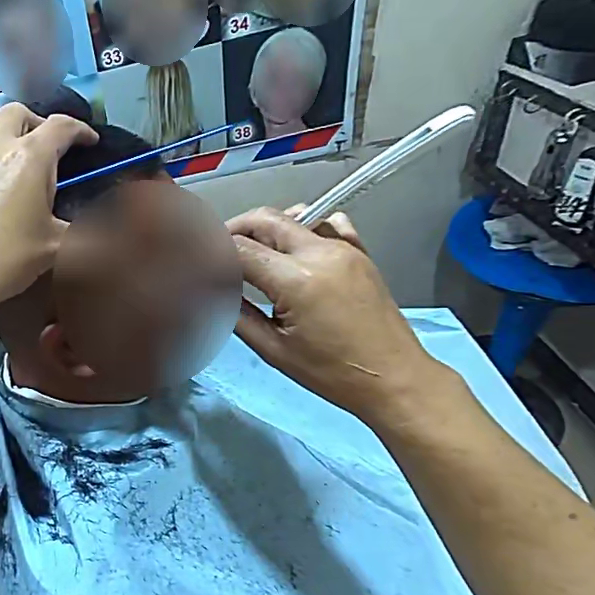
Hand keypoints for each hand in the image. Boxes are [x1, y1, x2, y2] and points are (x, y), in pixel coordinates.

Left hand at [0, 104, 96, 359]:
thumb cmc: (6, 260)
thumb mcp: (57, 247)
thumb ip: (87, 232)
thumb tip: (112, 233)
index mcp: (29, 157)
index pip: (61, 126)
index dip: (80, 130)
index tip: (88, 141)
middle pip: (16, 114)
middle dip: (36, 124)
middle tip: (46, 151)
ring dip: (1, 151)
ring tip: (7, 184)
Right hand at [228, 206, 445, 420]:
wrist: (394, 378)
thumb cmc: (333, 374)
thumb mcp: (275, 350)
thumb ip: (238, 315)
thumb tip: (214, 292)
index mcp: (296, 280)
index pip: (240, 249)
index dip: (213, 252)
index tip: (199, 260)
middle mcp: (319, 253)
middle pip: (265, 219)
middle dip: (235, 229)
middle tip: (217, 249)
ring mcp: (344, 248)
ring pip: (295, 216)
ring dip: (268, 227)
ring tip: (252, 250)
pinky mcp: (360, 253)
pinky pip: (328, 224)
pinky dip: (305, 227)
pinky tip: (296, 247)